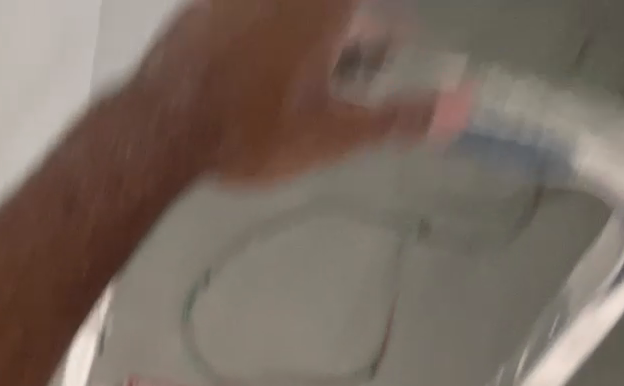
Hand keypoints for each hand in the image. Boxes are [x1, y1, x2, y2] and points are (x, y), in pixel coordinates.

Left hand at [129, 0, 441, 184]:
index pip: (372, 20)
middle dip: (343, 38)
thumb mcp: (330, 134)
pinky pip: (239, 20)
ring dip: (296, 40)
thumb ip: (395, 119)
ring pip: (280, 15)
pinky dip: (251, 41)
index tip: (390, 48)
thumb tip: (466, 108)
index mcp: (328, 2)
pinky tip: (244, 75)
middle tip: (347, 66)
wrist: (157, 131)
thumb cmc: (251, 131)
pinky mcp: (194, 14)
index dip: (381, 40)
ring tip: (295, 78)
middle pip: (328, 15)